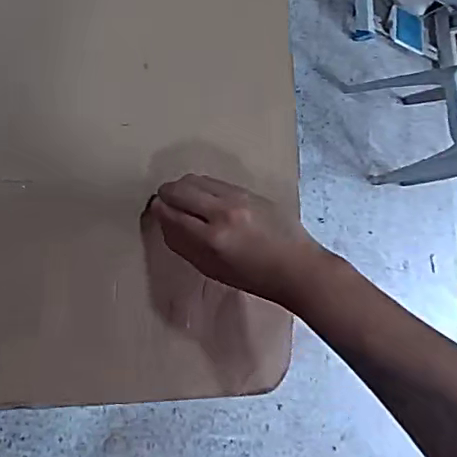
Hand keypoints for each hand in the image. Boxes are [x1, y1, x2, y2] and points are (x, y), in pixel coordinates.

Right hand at [144, 174, 334, 308]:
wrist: (300, 268)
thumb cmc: (254, 277)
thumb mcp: (212, 269)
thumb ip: (183, 244)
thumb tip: (163, 220)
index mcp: (212, 239)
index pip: (171, 213)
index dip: (158, 210)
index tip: (156, 210)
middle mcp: (223, 213)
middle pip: (178, 189)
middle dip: (166, 194)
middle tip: (166, 202)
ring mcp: (238, 198)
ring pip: (194, 179)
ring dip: (183, 187)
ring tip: (185, 199)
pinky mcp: (249, 191)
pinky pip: (214, 181)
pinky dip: (203, 187)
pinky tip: (206, 198)